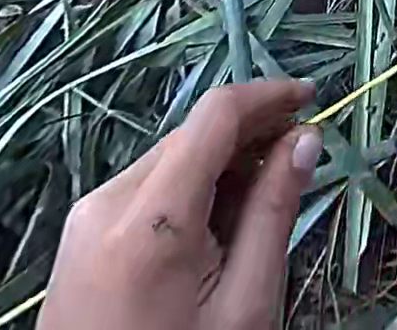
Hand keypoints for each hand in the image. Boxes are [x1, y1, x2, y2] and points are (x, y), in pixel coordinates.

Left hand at [39, 81, 322, 329]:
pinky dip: (199, 183)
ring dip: (229, 159)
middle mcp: (107, 203)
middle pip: (198, 134)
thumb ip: (275, 209)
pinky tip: (223, 218)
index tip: (314, 98)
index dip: (270, 94)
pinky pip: (155, 182)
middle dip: (255, 132)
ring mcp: (88, 220)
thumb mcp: (245, 302)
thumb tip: (307, 137)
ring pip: (179, 154)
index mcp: (148, 221)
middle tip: (300, 156)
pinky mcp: (83, 236)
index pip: (216, 115)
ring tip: (263, 197)